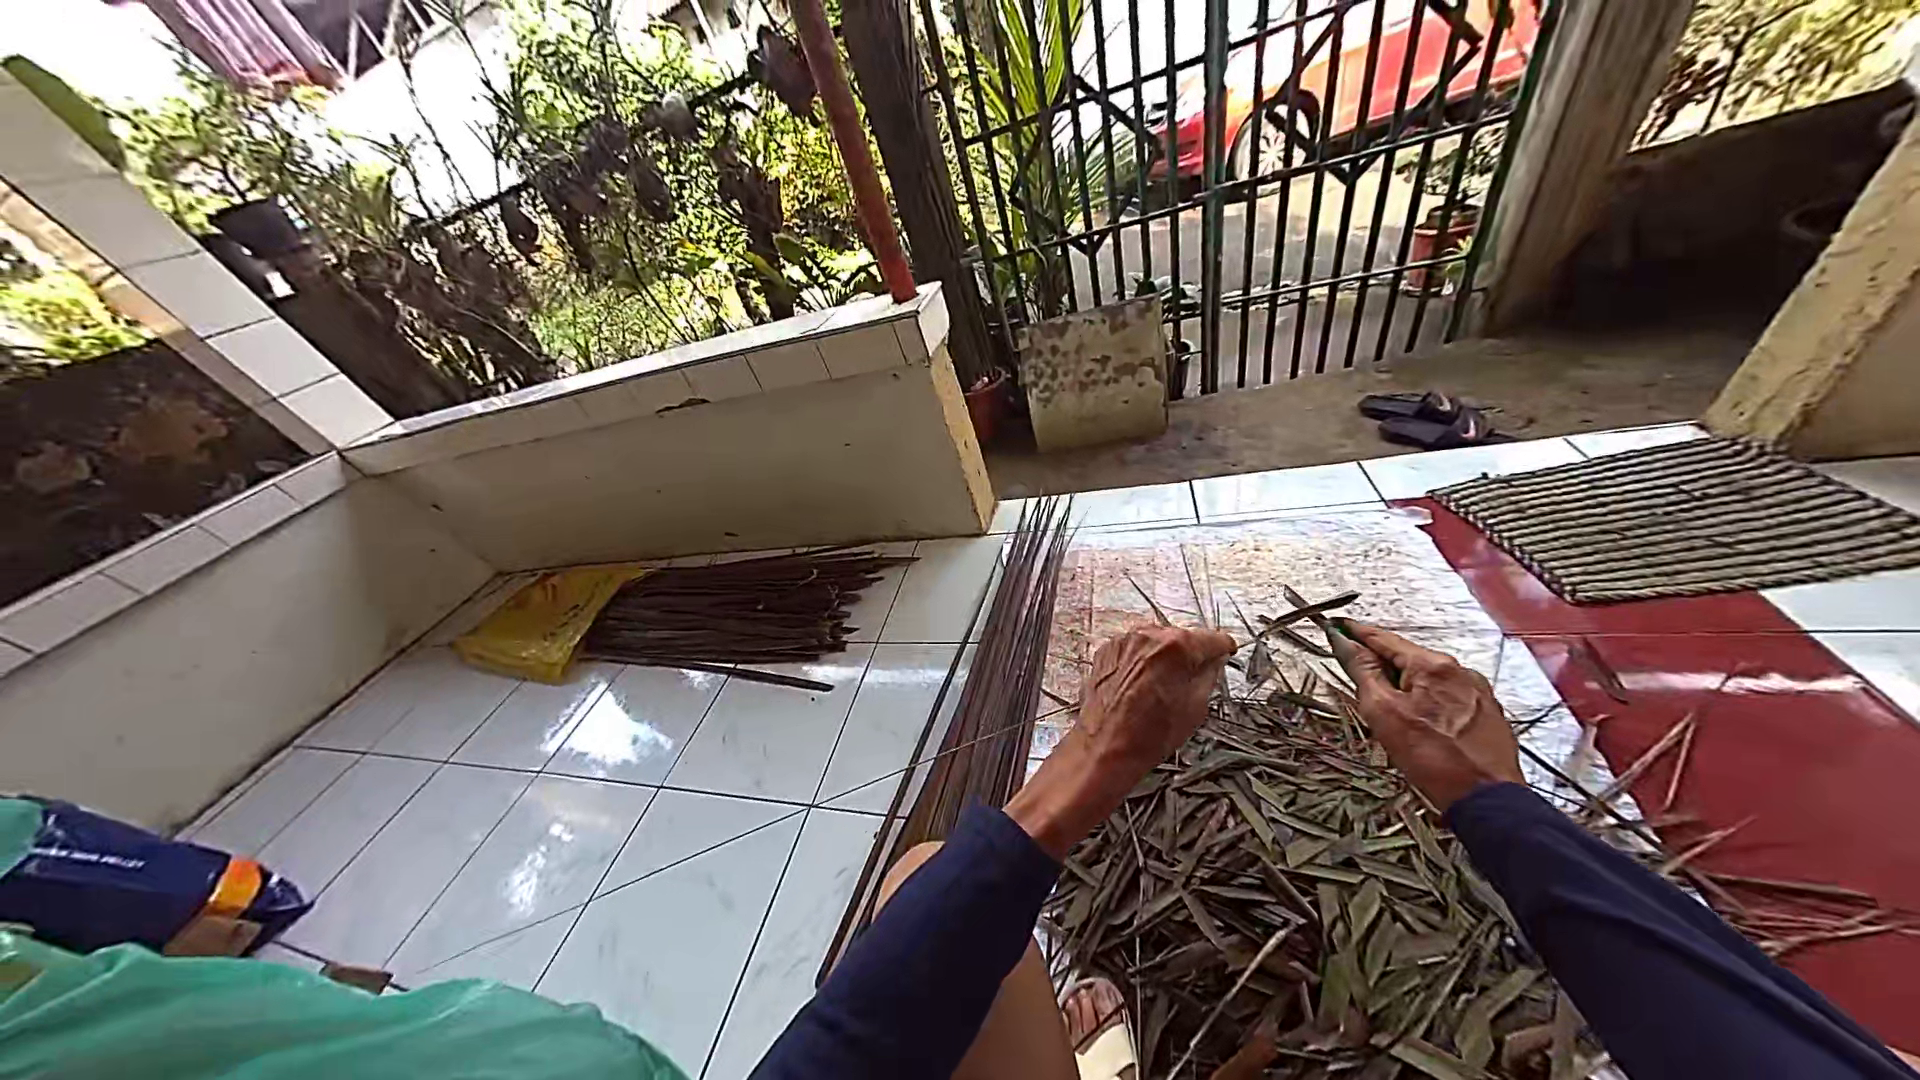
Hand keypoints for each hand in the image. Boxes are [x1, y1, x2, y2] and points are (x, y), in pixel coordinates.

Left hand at [1006, 626, 1236, 858]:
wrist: (1106, 746)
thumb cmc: (1148, 734)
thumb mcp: (1196, 707)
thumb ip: (1209, 675)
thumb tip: (1213, 662)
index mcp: (1177, 646)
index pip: (1212, 638)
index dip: (1222, 648)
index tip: (1225, 652)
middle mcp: (1148, 636)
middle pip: (1181, 637)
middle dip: (1190, 654)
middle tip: (1193, 677)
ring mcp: (1124, 641)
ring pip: (1155, 641)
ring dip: (1164, 656)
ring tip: (1163, 686)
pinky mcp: (1106, 651)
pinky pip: (1133, 649)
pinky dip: (1141, 661)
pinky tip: (1142, 685)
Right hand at [1328, 619, 1523, 811]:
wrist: (1485, 799)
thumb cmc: (1433, 757)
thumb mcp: (1381, 710)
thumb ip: (1362, 671)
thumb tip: (1345, 643)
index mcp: (1433, 665)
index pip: (1383, 638)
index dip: (1355, 632)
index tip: (1337, 626)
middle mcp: (1460, 671)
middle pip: (1406, 657)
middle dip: (1379, 663)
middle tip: (1355, 673)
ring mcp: (1476, 691)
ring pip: (1425, 677)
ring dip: (1402, 683)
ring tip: (1386, 706)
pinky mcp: (1486, 711)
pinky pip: (1444, 693)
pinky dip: (1423, 698)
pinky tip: (1415, 719)